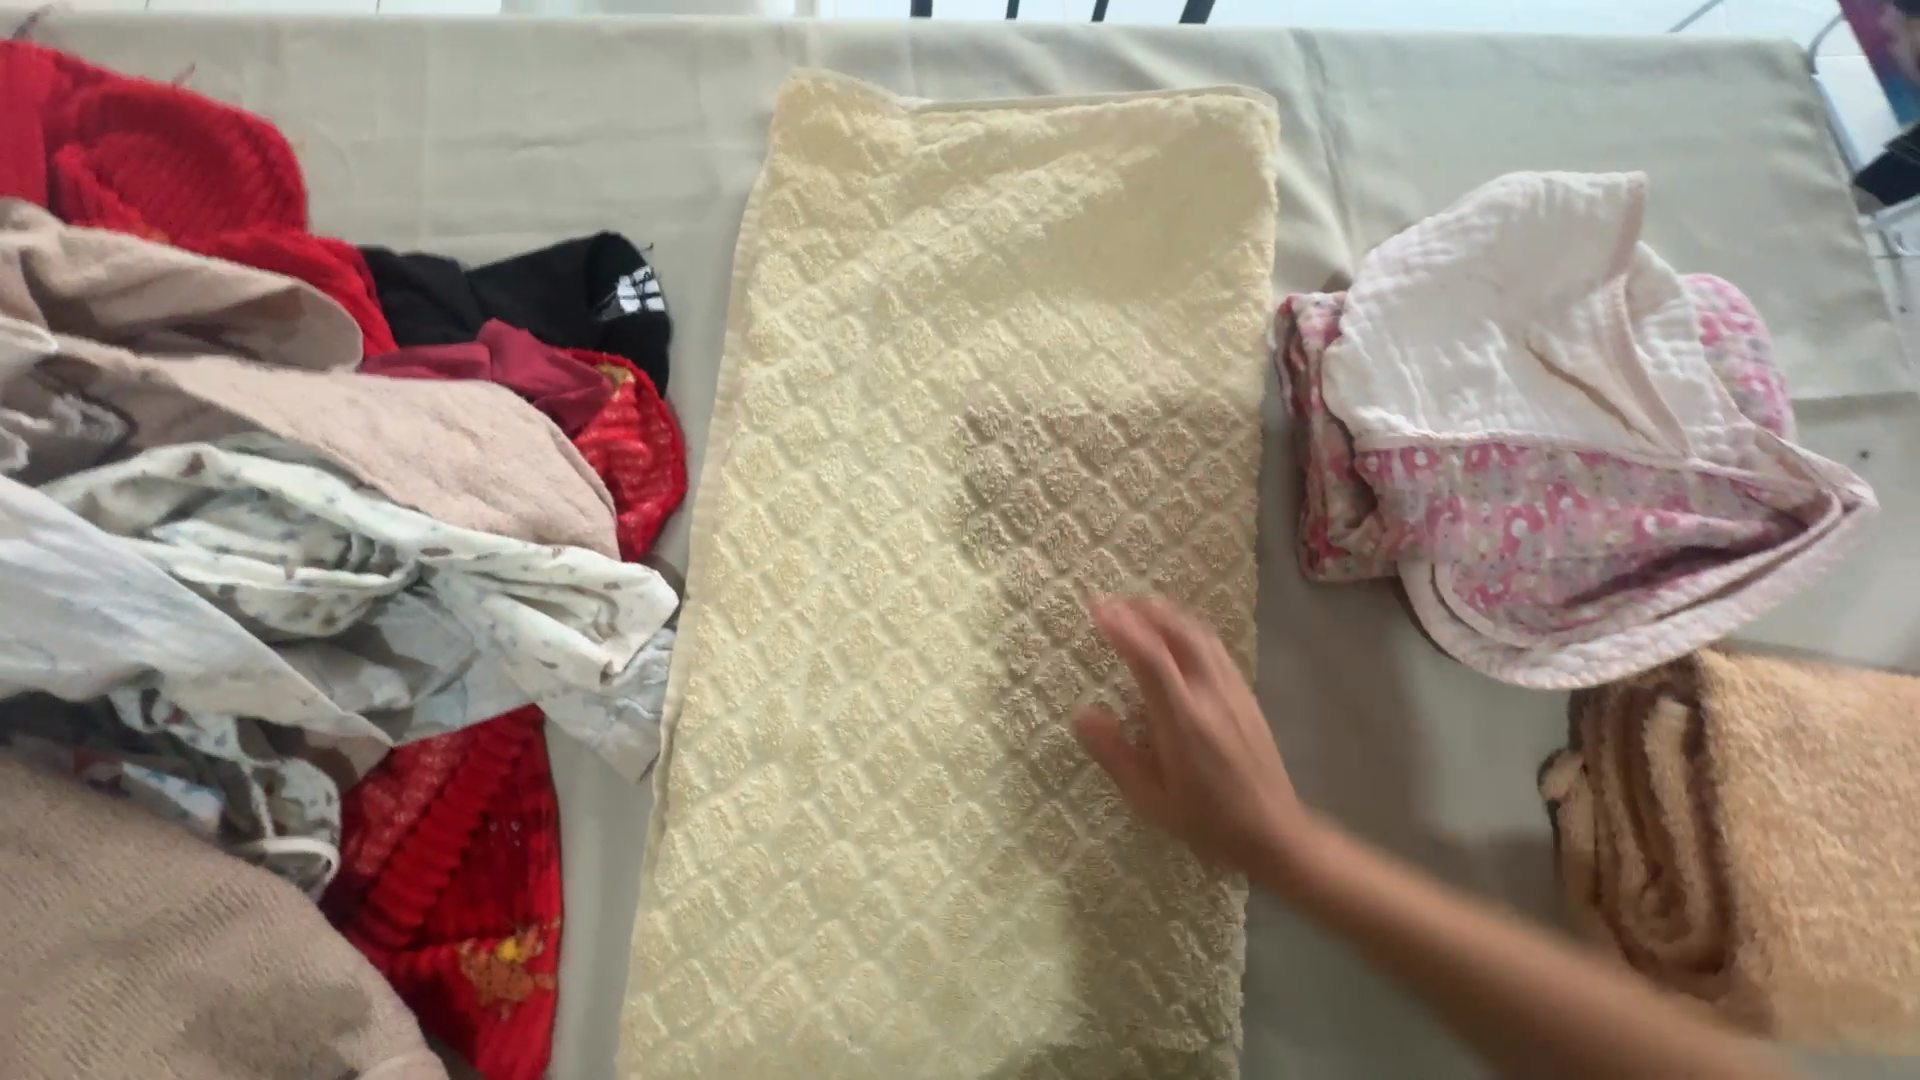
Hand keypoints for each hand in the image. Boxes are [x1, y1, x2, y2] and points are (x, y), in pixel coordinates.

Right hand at [1075, 595, 1313, 877]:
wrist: (1275, 834)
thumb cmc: (1205, 821)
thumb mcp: (1150, 800)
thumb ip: (1115, 755)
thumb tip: (1083, 714)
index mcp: (1183, 721)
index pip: (1149, 659)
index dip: (1122, 628)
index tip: (1097, 607)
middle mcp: (1210, 696)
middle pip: (1178, 633)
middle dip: (1145, 610)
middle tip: (1114, 600)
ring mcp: (1233, 692)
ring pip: (1200, 636)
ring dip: (1168, 615)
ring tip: (1141, 607)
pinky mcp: (1246, 695)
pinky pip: (1216, 648)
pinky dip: (1190, 629)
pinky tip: (1178, 633)